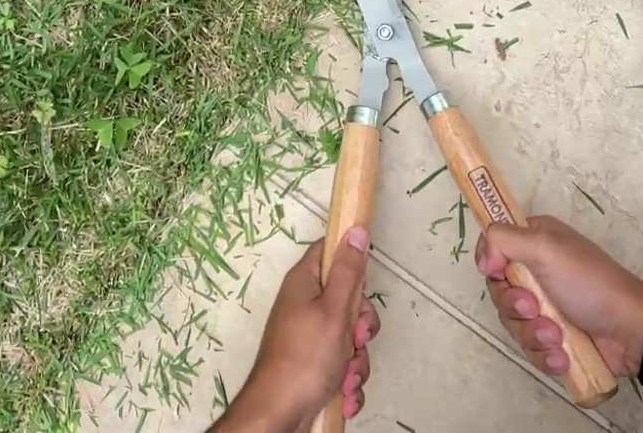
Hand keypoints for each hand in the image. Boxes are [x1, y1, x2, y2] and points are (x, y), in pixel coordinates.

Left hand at [222, 226, 379, 430]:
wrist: (279, 416)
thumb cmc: (306, 357)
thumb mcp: (334, 310)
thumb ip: (348, 271)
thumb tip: (355, 229)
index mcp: (305, 282)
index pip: (330, 252)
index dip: (351, 262)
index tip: (363, 284)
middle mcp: (305, 304)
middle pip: (348, 299)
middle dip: (360, 328)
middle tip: (355, 339)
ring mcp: (310, 336)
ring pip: (349, 337)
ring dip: (356, 361)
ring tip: (346, 378)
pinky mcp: (315, 364)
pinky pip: (342, 364)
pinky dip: (348, 381)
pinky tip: (345, 395)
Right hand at [474, 215, 642, 380]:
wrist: (633, 330)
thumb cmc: (588, 281)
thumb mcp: (545, 247)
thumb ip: (504, 240)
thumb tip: (482, 260)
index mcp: (532, 241)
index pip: (493, 248)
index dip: (491, 264)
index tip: (499, 274)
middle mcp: (535, 271)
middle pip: (499, 291)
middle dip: (515, 307)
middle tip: (536, 309)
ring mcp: (544, 306)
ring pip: (513, 323)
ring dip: (532, 334)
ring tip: (558, 338)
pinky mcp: (553, 337)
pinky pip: (530, 348)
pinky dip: (543, 355)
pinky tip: (561, 357)